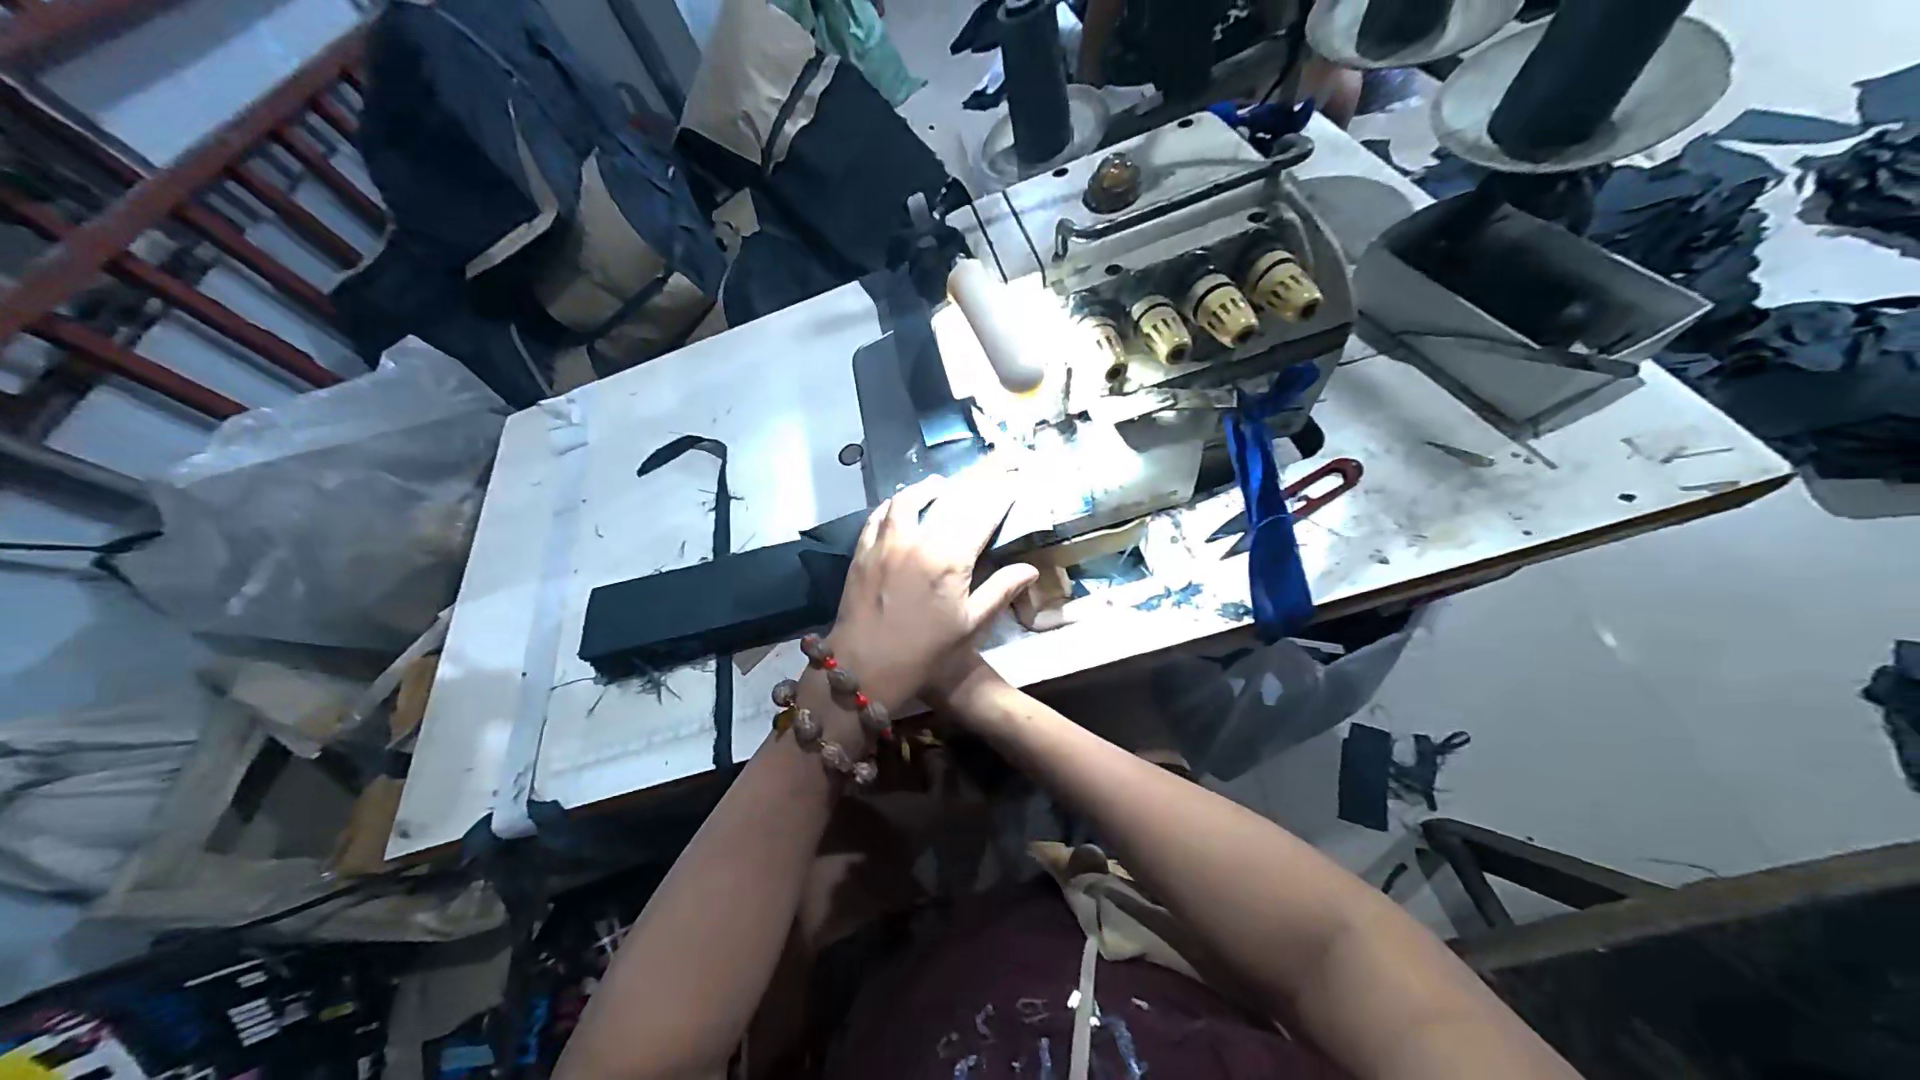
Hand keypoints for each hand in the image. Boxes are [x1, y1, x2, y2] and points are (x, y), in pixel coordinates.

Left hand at [827, 475, 1038, 709]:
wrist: (865, 666)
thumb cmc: (925, 651)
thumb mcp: (970, 625)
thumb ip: (1000, 590)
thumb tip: (1030, 568)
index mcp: (950, 559)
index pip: (981, 515)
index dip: (1000, 496)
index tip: (1012, 483)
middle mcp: (918, 540)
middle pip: (948, 500)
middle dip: (972, 484)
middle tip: (986, 474)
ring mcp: (886, 542)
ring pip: (907, 499)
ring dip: (927, 488)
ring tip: (939, 486)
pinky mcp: (863, 549)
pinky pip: (878, 515)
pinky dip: (893, 504)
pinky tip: (900, 505)